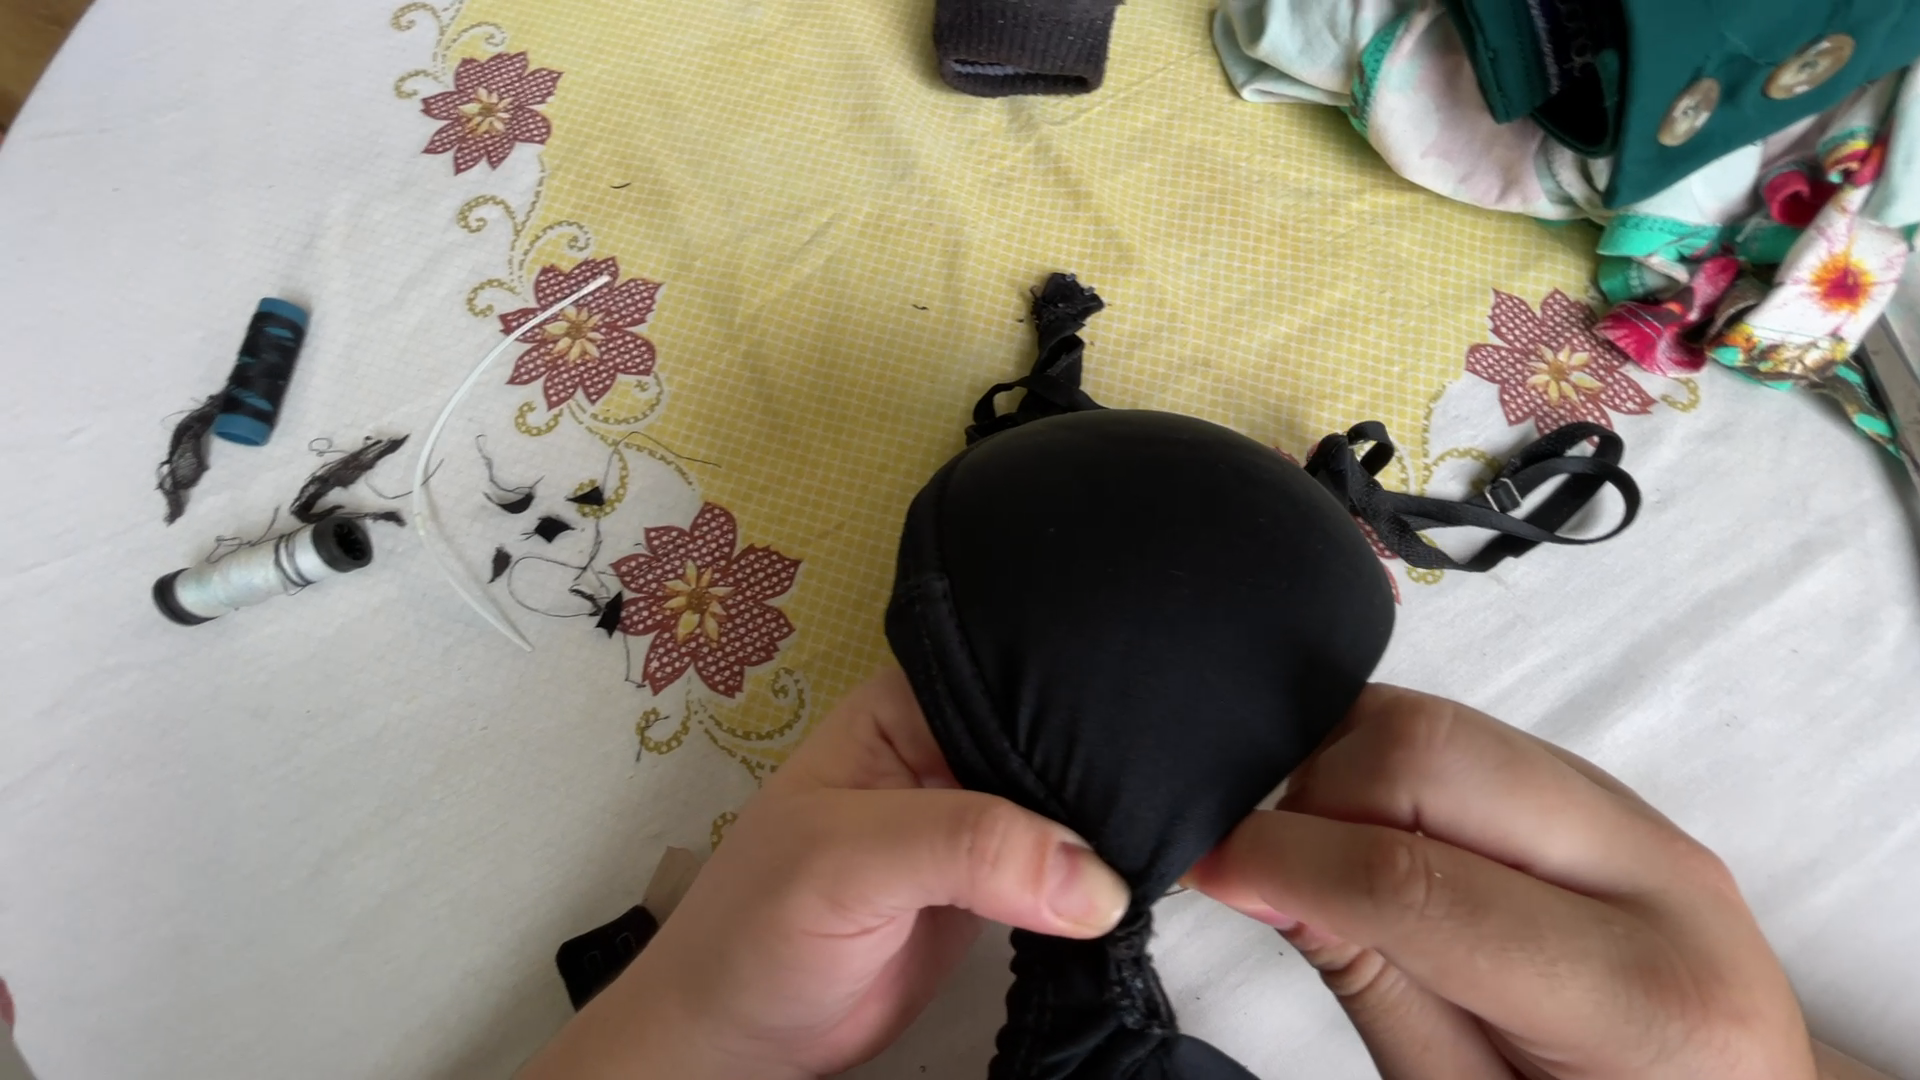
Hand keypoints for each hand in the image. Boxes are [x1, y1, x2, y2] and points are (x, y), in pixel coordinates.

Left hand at [517, 669, 1129, 1079]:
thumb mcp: (850, 861)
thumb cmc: (765, 922)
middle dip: (1108, 764)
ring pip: (1062, 805)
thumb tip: (1102, 880)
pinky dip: (1102, 877)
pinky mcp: (998, 881)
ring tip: (1190, 825)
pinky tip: (1156, 873)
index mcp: (910, 704)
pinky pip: (1063, 868)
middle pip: (1046, 740)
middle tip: (1186, 780)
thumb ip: (967, 847)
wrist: (746, 1039)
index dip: (1077, 701)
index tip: (1159, 717)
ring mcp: (977, 816)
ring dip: (1112, 825)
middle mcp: (949, 746)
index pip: (1010, 683)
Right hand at [1186, 685, 1827, 1079]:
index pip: (1411, 883)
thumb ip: (1361, 975)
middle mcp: (1652, 869)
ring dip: (1331, 765)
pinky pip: (1435, 723)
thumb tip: (1246, 869)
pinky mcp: (1570, 773)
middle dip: (1310, 792)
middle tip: (1271, 861)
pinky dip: (1360, 753)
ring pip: (1423, 718)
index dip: (1283, 861)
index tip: (1208, 867)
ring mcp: (1615, 802)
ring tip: (1317, 845)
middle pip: (1426, 753)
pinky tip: (1357, 820)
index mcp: (1647, 998)